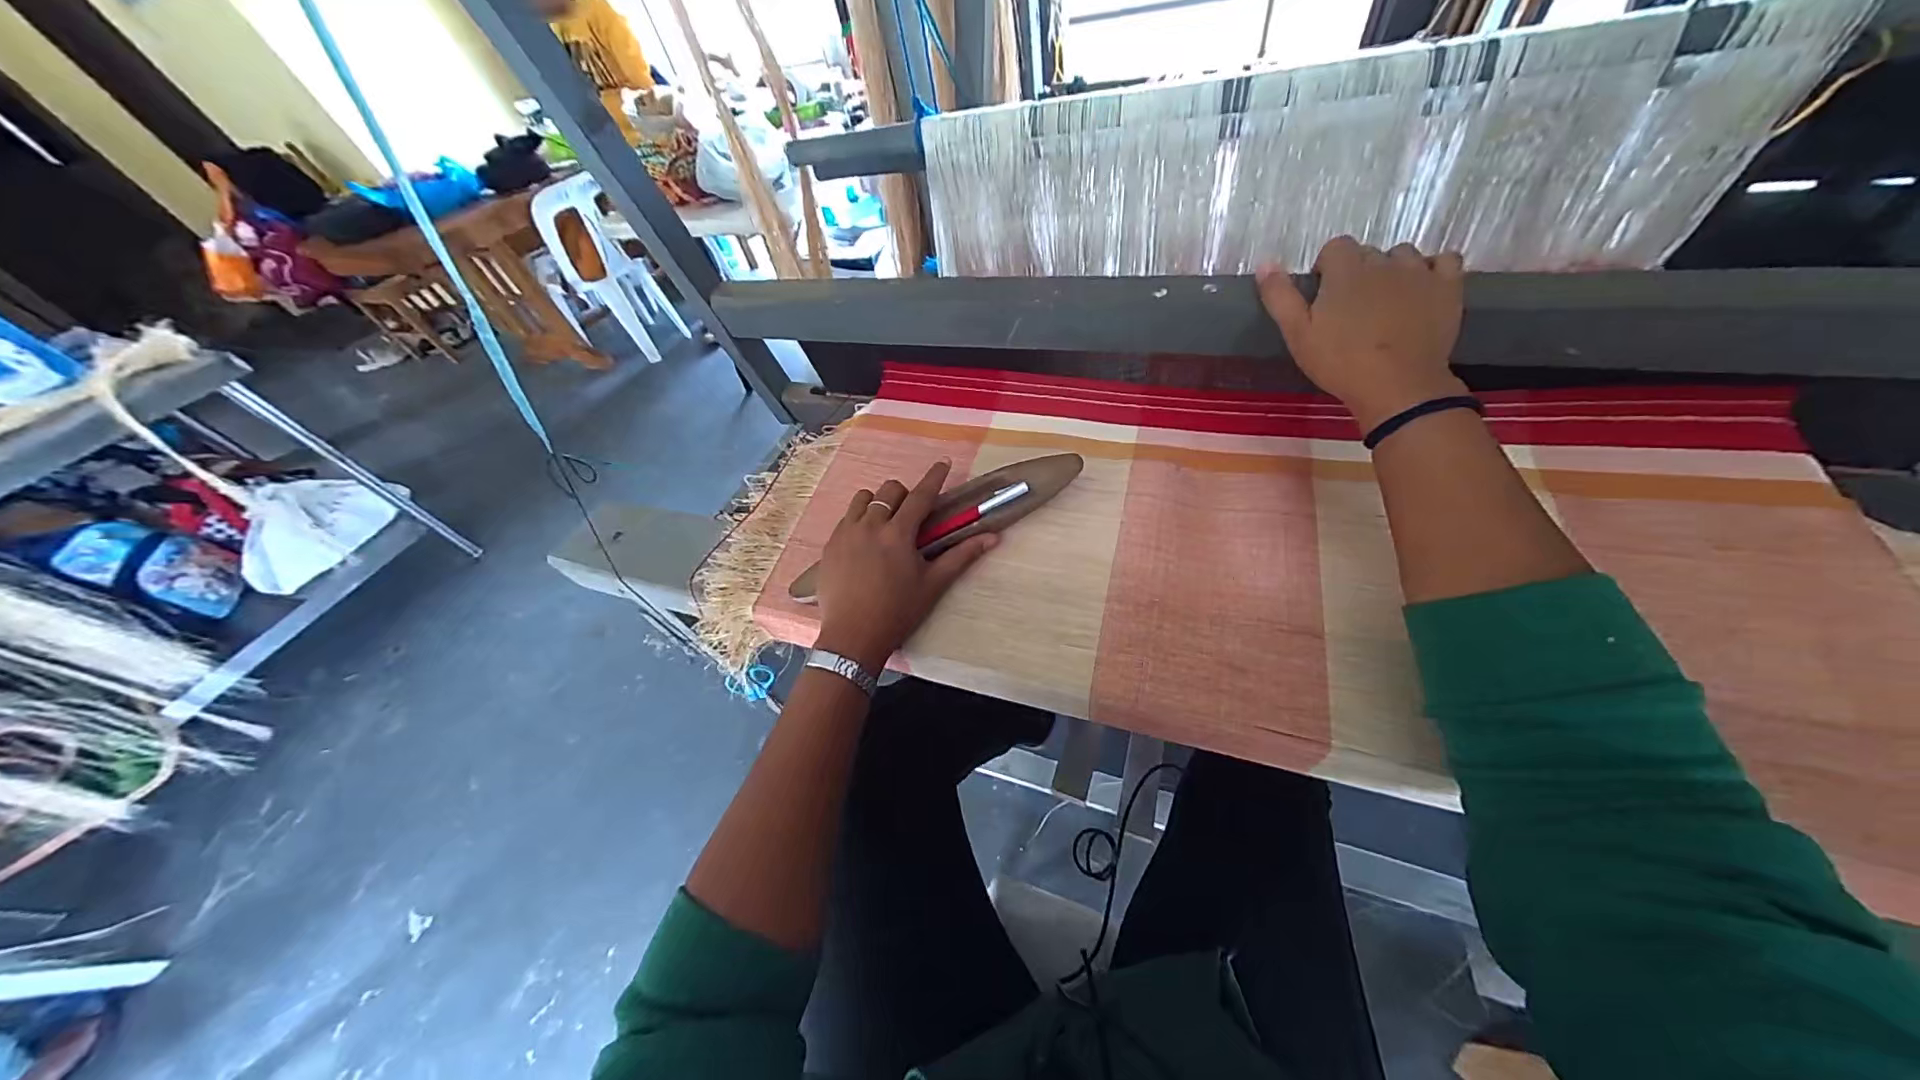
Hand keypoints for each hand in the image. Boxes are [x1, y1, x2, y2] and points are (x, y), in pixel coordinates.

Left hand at [812, 461, 997, 670]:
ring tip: (885, 524)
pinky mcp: (829, 546)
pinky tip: (864, 544)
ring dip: (877, 504)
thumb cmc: (898, 612)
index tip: (943, 463)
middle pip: (889, 491)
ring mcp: (845, 534)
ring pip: (862, 499)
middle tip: (912, 515)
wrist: (853, 637)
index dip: (934, 477)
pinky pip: (845, 519)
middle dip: (904, 495)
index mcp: (898, 534)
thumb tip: (993, 538)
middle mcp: (869, 526)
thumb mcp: (933, 585)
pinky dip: (858, 521)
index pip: (920, 495)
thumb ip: (961, 556)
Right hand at [1256, 237, 1467, 431]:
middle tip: (1350, 310)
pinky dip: (1432, 270)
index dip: (1327, 268)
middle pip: (1368, 253)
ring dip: (1392, 271)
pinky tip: (1421, 290)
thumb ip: (1280, 297)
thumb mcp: (1297, 334)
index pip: (1336, 247)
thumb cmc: (1340, 362)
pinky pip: (1444, 261)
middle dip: (1357, 273)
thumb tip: (1265, 263)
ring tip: (1384, 302)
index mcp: (1346, 270)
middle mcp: (1384, 261)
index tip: (1323, 296)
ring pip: (1403, 256)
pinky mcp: (1449, 287)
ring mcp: (1420, 271)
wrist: (1397, 385)